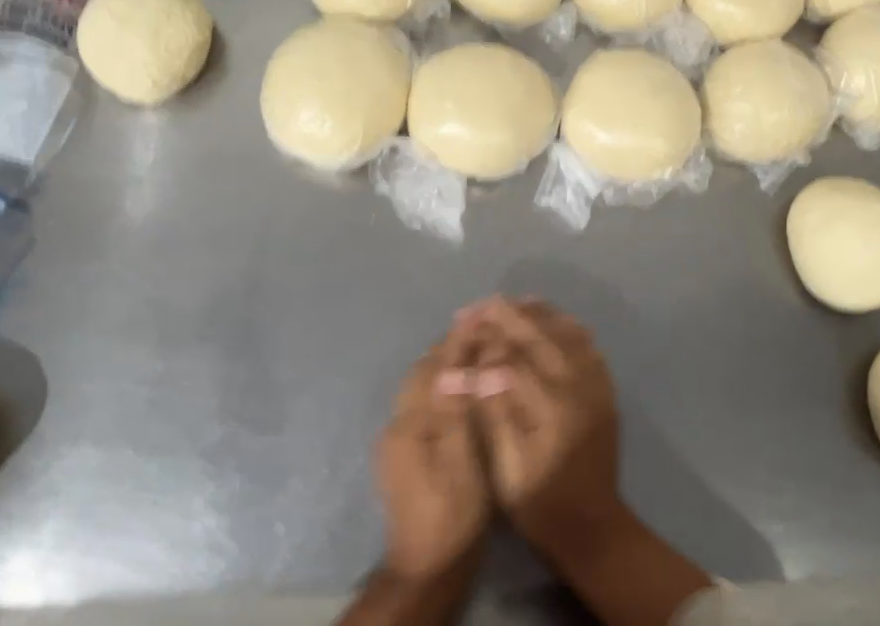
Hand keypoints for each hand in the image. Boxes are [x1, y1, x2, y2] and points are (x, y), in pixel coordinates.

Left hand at [377, 325, 491, 581]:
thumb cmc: (452, 518)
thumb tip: (455, 369)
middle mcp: (398, 425)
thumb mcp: (461, 466)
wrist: (426, 567)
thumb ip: (456, 415)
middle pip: (422, 371)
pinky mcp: (405, 451)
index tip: (481, 312)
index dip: (459, 340)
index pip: (436, 369)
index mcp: (411, 426)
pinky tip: (461, 383)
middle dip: (449, 344)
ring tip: (473, 342)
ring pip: (420, 385)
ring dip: (445, 361)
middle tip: (479, 320)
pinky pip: (423, 401)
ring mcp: (398, 439)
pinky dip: (442, 382)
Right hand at [466, 299, 622, 554]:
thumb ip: (496, 414)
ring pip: (568, 334)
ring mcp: (597, 387)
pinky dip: (568, 326)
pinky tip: (552, 320)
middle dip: (508, 316)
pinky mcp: (605, 391)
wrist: (592, 526)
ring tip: (510, 304)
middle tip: (478, 306)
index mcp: (553, 406)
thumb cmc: (540, 503)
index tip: (462, 323)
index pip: (514, 355)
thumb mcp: (507, 468)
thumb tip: (483, 369)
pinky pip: (589, 346)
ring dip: (538, 314)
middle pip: (542, 336)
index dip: (486, 336)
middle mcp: (579, 387)